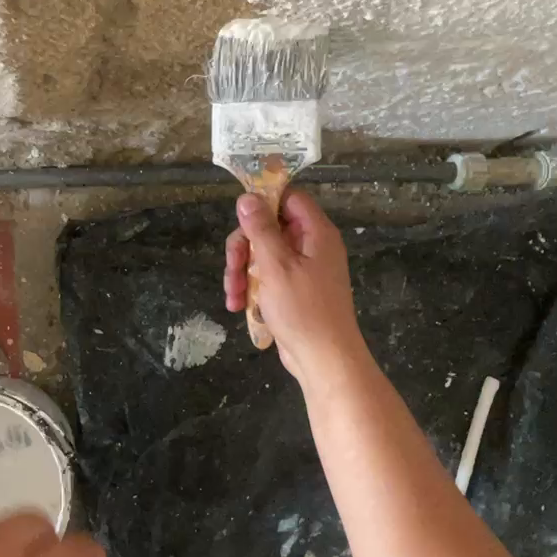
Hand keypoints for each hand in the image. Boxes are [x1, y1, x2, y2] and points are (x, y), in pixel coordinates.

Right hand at [224, 189, 365, 384]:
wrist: (324, 359)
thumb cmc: (304, 309)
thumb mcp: (276, 266)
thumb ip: (260, 229)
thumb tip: (248, 198)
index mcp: (316, 233)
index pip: (289, 198)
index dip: (264, 202)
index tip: (240, 216)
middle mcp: (312, 246)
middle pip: (269, 228)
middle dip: (244, 247)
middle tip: (232, 267)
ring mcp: (303, 270)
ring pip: (263, 255)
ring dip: (242, 271)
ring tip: (232, 296)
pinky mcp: (294, 291)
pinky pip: (268, 277)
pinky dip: (252, 288)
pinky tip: (239, 305)